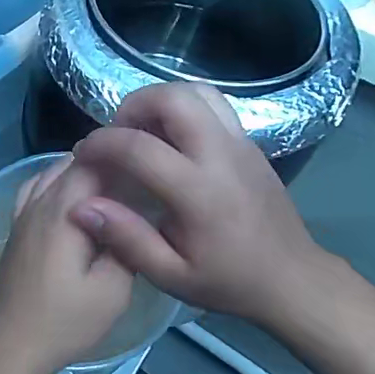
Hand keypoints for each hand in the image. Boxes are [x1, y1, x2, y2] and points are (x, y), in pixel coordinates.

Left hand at [0, 157, 134, 373]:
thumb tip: (134, 219)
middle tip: (140, 175)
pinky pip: (35, 189)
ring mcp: (21, 215)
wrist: (9, 345)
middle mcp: (38, 203)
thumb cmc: (64, 321)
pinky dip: (55, 182)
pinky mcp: (15, 230)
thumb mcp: (112, 291)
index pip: (93, 163)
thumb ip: (127, 246)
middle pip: (71, 164)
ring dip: (80, 170)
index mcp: (63, 211)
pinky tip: (71, 198)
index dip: (124, 156)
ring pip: (50, 173)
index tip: (151, 164)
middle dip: (105, 161)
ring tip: (112, 183)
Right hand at [68, 82, 339, 330]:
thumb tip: (82, 205)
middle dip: (133, 106)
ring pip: (197, 92)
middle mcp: (221, 155)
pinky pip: (212, 105)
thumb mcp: (170, 275)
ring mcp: (240, 143)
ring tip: (142, 132)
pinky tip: (169, 141)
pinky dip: (182, 109)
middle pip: (173, 98)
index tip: (83, 156)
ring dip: (160, 101)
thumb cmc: (227, 282)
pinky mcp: (249, 142)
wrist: (292, 279)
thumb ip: (125, 238)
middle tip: (117, 136)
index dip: (101, 144)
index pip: (139, 146)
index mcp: (199, 192)